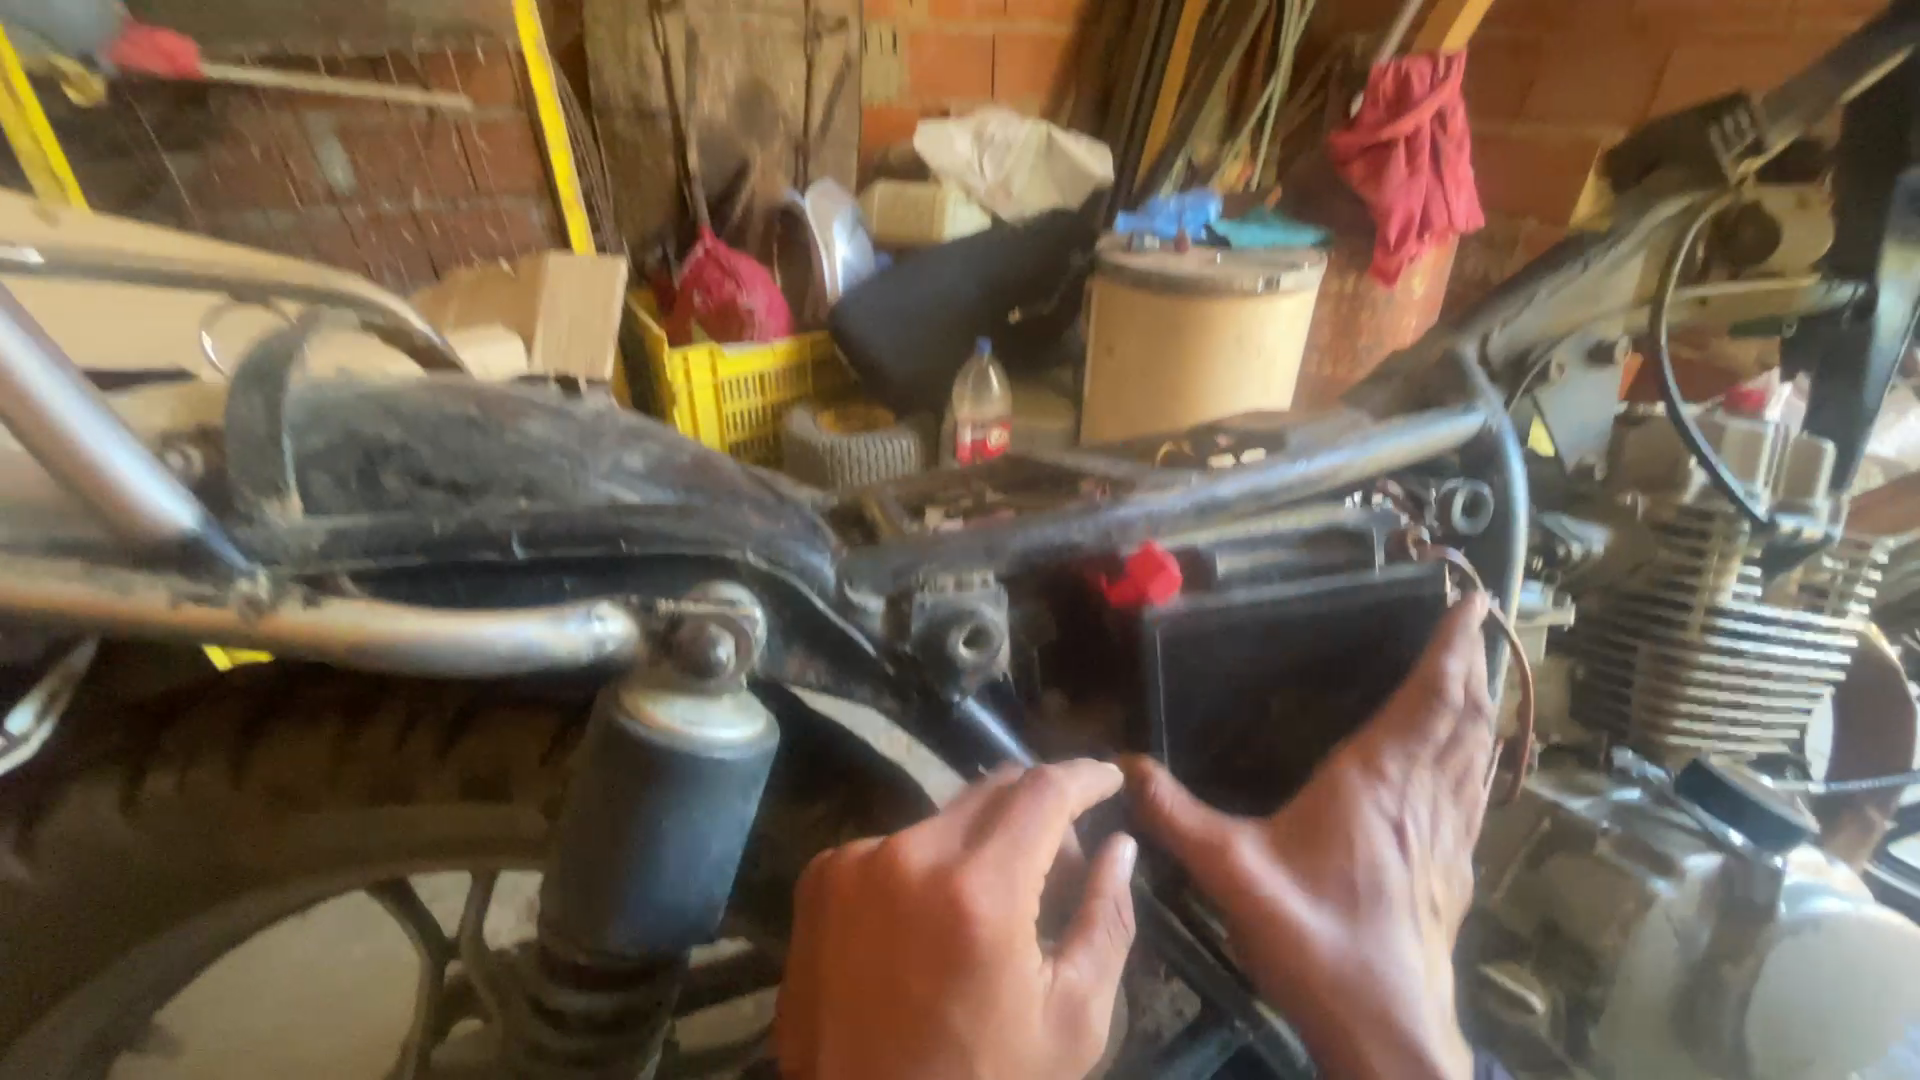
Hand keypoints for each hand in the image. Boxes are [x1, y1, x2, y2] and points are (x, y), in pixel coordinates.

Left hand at [775, 760, 1139, 1079]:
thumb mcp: (1069, 1022)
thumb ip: (1104, 921)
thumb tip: (1120, 846)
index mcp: (977, 892)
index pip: (1042, 792)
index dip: (1083, 775)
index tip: (1108, 776)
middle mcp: (909, 855)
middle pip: (992, 792)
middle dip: (1039, 808)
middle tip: (1061, 859)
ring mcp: (856, 860)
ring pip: (946, 817)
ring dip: (983, 840)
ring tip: (995, 904)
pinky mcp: (822, 876)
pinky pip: (898, 843)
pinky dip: (930, 863)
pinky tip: (934, 920)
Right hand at [1124, 592, 1494, 1079]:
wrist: (1388, 1033)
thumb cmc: (1314, 941)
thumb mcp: (1230, 873)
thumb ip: (1177, 816)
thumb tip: (1122, 766)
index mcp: (1376, 784)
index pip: (1428, 701)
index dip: (1452, 650)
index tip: (1471, 602)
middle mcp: (1421, 798)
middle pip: (1464, 717)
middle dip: (1473, 663)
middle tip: (1478, 621)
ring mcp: (1446, 835)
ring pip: (1476, 752)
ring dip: (1482, 704)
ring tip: (1482, 670)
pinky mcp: (1454, 869)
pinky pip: (1473, 789)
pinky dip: (1479, 754)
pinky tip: (1473, 759)